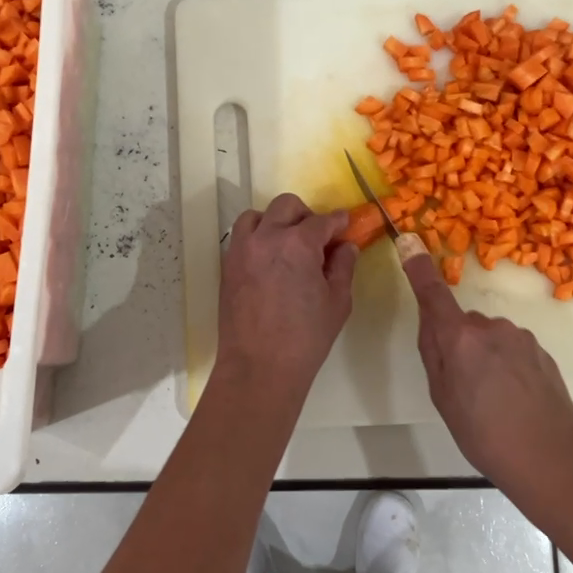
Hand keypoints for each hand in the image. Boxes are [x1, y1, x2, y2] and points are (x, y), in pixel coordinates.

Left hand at [216, 194, 358, 400]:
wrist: (259, 366)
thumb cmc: (306, 338)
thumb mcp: (337, 302)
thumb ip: (343, 267)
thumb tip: (345, 247)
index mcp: (298, 244)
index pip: (322, 221)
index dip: (338, 222)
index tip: (345, 225)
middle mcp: (266, 237)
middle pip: (287, 206)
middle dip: (306, 215)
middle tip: (318, 238)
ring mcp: (242, 249)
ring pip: (257, 216)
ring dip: (275, 221)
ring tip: (287, 244)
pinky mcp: (228, 265)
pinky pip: (241, 237)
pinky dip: (256, 237)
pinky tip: (269, 259)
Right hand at [404, 255, 572, 486]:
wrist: (550, 458)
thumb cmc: (483, 434)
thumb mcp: (443, 397)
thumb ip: (434, 354)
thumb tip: (432, 323)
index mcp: (459, 337)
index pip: (432, 295)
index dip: (418, 269)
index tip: (408, 242)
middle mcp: (491, 327)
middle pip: (462, 324)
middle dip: (457, 344)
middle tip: (461, 388)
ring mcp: (521, 338)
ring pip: (489, 338)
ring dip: (484, 358)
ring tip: (491, 401)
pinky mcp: (542, 352)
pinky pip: (512, 351)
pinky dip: (507, 367)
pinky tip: (513, 401)